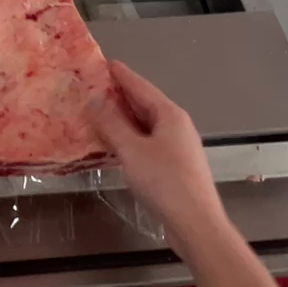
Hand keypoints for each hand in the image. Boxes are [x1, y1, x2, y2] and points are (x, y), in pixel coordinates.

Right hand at [90, 60, 228, 251]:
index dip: (120, 75)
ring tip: (96, 113)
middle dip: (118, 96)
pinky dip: (128, 138)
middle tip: (92, 88)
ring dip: (121, 119)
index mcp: (169, 114)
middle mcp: (176, 125)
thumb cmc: (164, 182)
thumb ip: (111, 122)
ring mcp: (176, 146)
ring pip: (144, 125)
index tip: (102, 62)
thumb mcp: (132, 149)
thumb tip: (94, 97)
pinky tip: (113, 144)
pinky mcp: (173, 166)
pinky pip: (146, 142)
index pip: (140, 86)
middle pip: (143, 104)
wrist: (195, 224)